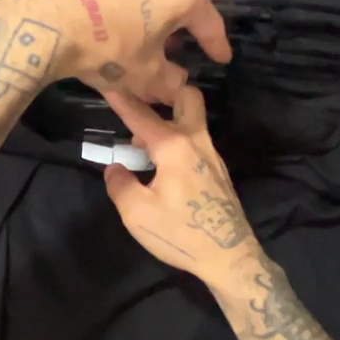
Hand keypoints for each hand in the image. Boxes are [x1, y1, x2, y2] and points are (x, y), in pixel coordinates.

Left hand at [5, 0, 231, 103]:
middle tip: (213, 8)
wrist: (51, 25)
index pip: (210, 20)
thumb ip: (168, 81)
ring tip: (170, 22)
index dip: (217, 43)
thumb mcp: (144, 75)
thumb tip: (178, 85)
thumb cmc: (109, 50)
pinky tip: (137, 18)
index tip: (222, 58)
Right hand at [100, 87, 259, 282]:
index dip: (123, 101)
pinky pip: (196, 140)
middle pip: (187, 98)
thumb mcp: (136, 213)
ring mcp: (212, 155)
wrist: (229, 256)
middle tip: (143, 97)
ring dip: (170, 117)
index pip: (142, 116)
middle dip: (164, 91)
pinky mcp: (217, 170)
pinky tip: (162, 160)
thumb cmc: (180, 232)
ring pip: (194, 119)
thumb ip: (120, 185)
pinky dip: (178, 137)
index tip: (110, 84)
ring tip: (143, 138)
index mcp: (174, 146)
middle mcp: (196, 141)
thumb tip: (115, 169)